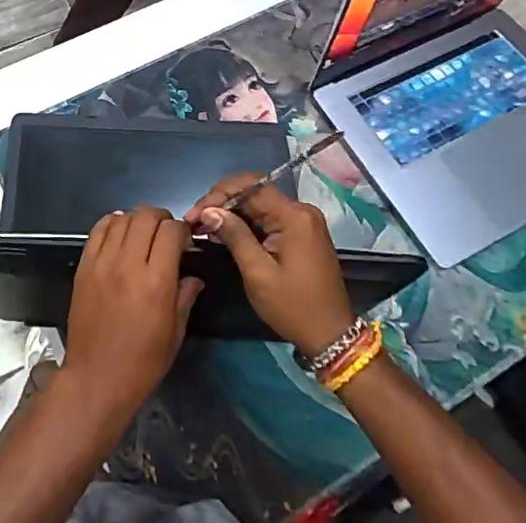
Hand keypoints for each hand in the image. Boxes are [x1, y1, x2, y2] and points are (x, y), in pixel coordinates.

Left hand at [63, 207, 204, 416]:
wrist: (97, 376)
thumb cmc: (143, 362)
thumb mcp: (175, 333)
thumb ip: (185, 297)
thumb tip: (194, 276)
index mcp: (156, 282)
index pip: (170, 232)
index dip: (181, 230)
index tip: (185, 239)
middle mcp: (128, 264)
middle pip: (145, 217)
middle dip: (161, 217)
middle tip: (166, 230)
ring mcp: (102, 262)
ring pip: (121, 219)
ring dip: (136, 219)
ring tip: (143, 230)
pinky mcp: (84, 265)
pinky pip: (98, 230)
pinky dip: (111, 223)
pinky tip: (119, 229)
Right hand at [187, 179, 355, 353]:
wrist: (331, 336)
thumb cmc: (293, 307)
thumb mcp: (258, 273)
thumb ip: (234, 235)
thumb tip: (209, 211)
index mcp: (294, 217)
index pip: (249, 188)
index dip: (218, 195)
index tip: (195, 214)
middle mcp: (301, 212)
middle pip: (253, 193)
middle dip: (220, 203)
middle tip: (195, 220)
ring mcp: (302, 222)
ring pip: (258, 205)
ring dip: (230, 213)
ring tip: (204, 227)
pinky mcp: (300, 233)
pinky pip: (267, 218)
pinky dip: (244, 223)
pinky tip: (224, 233)